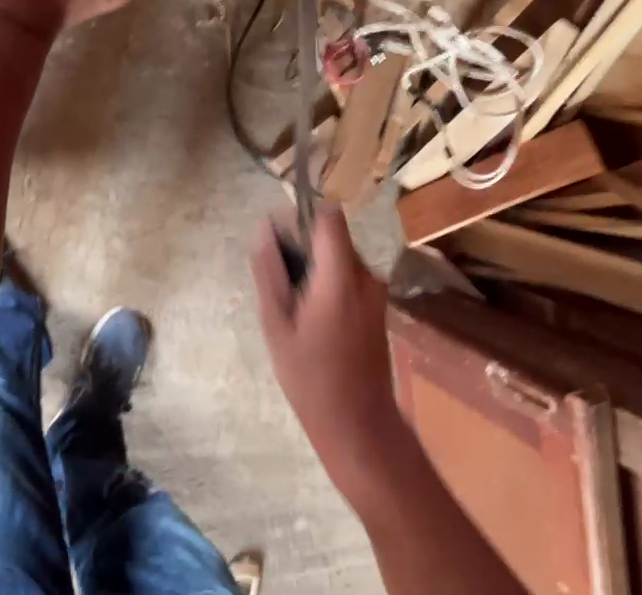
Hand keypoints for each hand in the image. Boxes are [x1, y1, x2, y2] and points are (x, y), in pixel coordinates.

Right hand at [249, 207, 406, 499]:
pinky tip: (312, 320)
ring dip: (315, 268)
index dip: (301, 216)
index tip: (278, 237)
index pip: (328, 216)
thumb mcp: (276, 323)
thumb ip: (269, 270)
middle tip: (279, 284)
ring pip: (339, 258)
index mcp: (341, 276)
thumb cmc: (310, 376)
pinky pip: (348, 277)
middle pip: (332, 237)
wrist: (358, 424)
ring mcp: (377, 292)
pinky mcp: (378, 307)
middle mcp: (367, 276)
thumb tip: (263, 228)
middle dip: (303, 248)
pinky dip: (328, 284)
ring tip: (293, 307)